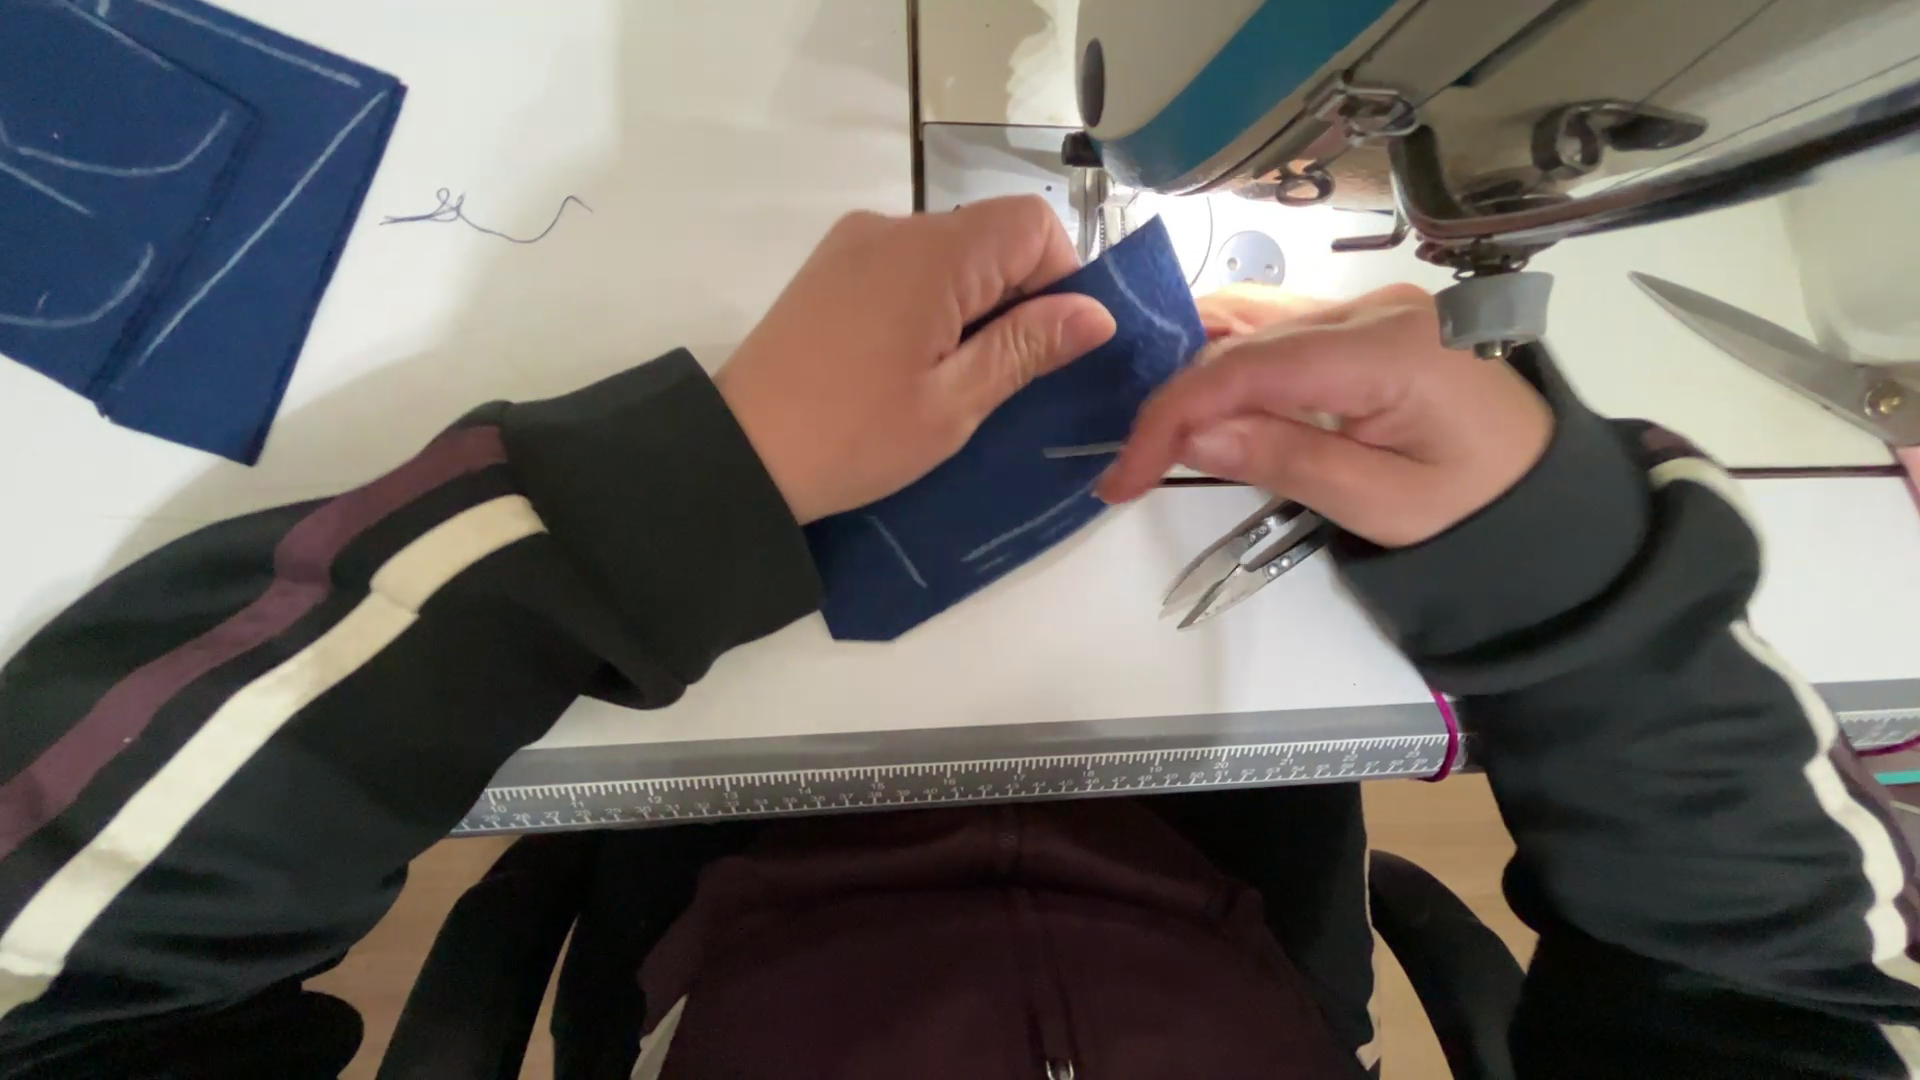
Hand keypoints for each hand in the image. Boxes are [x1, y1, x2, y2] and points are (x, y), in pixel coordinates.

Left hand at [716, 196, 1116, 523]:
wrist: (740, 453)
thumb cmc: (854, 437)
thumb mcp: (953, 404)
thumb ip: (1027, 348)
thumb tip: (1098, 313)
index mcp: (932, 253)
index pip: (1033, 223)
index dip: (1060, 278)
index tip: (1046, 346)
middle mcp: (892, 227)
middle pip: (991, 235)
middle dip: (1016, 297)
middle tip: (996, 376)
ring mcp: (854, 243)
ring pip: (951, 253)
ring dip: (972, 305)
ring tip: (947, 376)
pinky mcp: (831, 267)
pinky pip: (907, 266)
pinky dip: (931, 302)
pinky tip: (908, 360)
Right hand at [1098, 284, 1553, 547]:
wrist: (1544, 488)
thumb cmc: (1475, 507)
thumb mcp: (1381, 503)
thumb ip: (1287, 459)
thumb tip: (1194, 433)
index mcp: (1389, 350)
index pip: (1247, 368)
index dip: (1170, 415)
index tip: (1123, 475)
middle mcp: (1371, 309)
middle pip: (1237, 337)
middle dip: (1170, 400)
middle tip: (1131, 464)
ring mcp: (1364, 307)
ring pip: (1245, 318)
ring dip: (1186, 370)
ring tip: (1152, 433)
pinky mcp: (1356, 321)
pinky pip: (1269, 326)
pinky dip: (1219, 359)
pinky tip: (1196, 400)